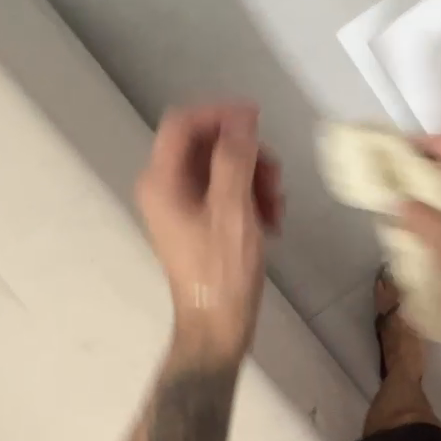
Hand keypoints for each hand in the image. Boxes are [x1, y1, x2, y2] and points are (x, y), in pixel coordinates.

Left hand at [136, 103, 283, 363]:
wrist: (217, 327)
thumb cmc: (223, 273)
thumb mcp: (234, 212)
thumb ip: (235, 160)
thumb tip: (242, 120)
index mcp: (162, 181)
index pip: (184, 124)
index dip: (221, 114)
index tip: (259, 121)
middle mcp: (165, 188)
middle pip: (207, 146)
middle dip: (247, 156)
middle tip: (277, 181)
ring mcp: (181, 207)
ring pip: (221, 170)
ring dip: (255, 180)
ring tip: (278, 209)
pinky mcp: (198, 224)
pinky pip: (225, 195)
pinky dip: (250, 200)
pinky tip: (270, 222)